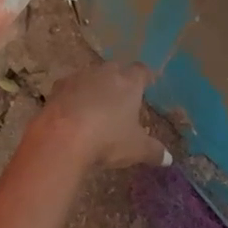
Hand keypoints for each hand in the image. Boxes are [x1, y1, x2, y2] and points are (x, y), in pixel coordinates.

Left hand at [36, 62, 169, 168]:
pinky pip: (72, 86)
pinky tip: (74, 111)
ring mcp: (80, 76)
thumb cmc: (108, 138)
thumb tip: (168, 158)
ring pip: (92, 76)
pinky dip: (75, 95)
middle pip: (115, 69)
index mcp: (128, 83)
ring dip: (95, 86)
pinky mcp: (59, 85)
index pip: (141, 71)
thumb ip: (153, 151)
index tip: (148, 81)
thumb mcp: (136, 149)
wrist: (64, 134)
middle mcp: (105, 73)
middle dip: (119, 79)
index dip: (145, 76)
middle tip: (123, 96)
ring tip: (98, 105)